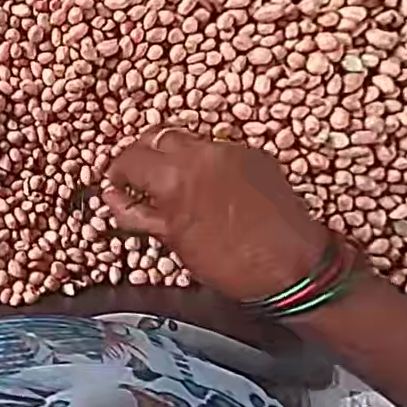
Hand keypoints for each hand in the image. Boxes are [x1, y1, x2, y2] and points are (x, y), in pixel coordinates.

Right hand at [103, 128, 332, 302]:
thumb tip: (112, 197)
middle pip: (155, 137)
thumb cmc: (229, 261)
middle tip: (139, 179)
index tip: (116, 185)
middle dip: (143, 156)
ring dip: (173, 157)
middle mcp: (200, 155)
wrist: (294, 268)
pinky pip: (216, 151)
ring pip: (187, 141)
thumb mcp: (171, 239)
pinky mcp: (254, 156)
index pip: (129, 159)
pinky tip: (207, 188)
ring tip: (174, 185)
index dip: (117, 172)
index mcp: (173, 177)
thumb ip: (136, 212)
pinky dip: (204, 164)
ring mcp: (230, 152)